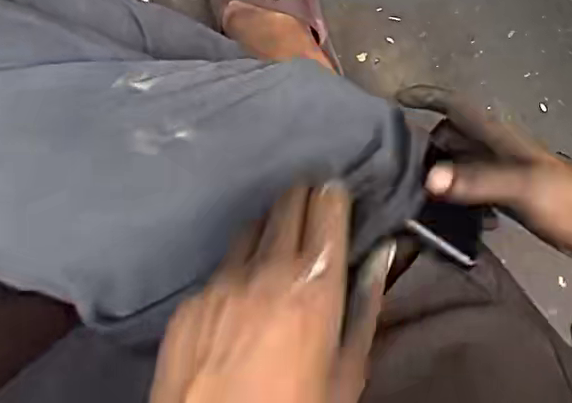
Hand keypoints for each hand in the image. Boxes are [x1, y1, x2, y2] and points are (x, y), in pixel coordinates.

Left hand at [150, 183, 391, 402]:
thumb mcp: (346, 376)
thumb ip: (366, 307)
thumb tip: (381, 253)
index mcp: (315, 285)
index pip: (327, 203)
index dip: (335, 194)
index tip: (339, 198)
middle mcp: (268, 268)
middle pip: (289, 200)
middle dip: (304, 198)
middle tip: (312, 217)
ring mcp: (223, 281)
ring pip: (252, 227)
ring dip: (270, 231)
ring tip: (276, 256)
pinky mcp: (190, 301)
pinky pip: (220, 269)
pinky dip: (236, 274)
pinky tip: (239, 304)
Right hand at [398, 85, 571, 257]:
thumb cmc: (562, 197)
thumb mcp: (516, 187)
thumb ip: (474, 181)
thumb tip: (428, 180)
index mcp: (496, 134)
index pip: (454, 105)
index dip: (427, 97)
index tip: (398, 99)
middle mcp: (494, 146)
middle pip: (450, 135)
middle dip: (427, 146)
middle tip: (402, 169)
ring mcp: (501, 169)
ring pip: (460, 162)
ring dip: (443, 175)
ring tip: (423, 197)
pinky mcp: (507, 192)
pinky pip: (472, 186)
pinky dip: (462, 196)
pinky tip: (462, 219)